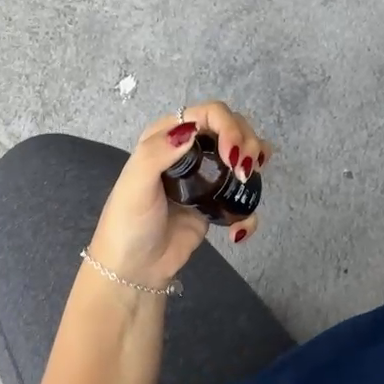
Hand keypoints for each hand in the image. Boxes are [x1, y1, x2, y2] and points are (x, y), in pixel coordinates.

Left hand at [86, 102, 271, 289]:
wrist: (134, 270)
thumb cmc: (129, 223)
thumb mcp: (135, 184)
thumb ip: (158, 151)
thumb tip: (192, 128)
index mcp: (168, 136)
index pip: (210, 113)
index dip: (228, 126)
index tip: (232, 155)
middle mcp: (190, 149)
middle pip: (233, 127)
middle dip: (246, 142)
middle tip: (244, 171)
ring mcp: (206, 175)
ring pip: (243, 152)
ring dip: (254, 163)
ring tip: (246, 183)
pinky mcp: (216, 201)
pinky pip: (244, 194)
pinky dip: (250, 208)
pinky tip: (240, 228)